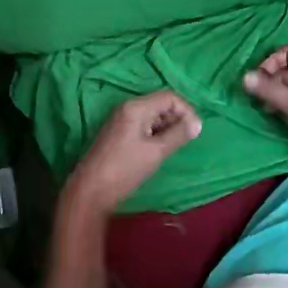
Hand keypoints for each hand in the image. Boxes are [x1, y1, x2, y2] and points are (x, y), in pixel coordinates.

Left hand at [64, 90, 202, 214]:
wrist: (90, 191)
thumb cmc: (124, 170)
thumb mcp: (156, 152)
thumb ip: (178, 134)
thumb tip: (197, 124)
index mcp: (136, 107)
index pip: (170, 96)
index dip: (187, 110)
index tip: (196, 131)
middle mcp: (128, 107)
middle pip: (161, 102)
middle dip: (178, 117)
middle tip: (188, 138)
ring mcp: (121, 118)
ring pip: (153, 113)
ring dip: (168, 125)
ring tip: (175, 145)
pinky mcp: (118, 131)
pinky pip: (143, 123)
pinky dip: (156, 131)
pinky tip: (160, 148)